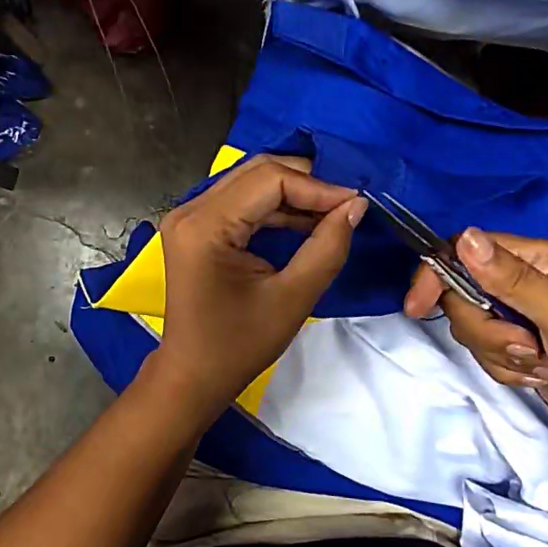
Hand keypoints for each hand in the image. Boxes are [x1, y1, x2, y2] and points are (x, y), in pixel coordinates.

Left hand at [152, 155, 366, 413]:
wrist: (193, 374)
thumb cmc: (238, 345)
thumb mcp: (292, 299)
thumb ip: (327, 247)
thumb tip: (355, 205)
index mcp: (204, 226)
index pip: (269, 181)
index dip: (317, 187)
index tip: (357, 202)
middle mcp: (190, 209)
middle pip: (257, 172)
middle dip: (307, 182)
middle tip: (348, 202)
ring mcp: (189, 215)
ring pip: (250, 181)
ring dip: (293, 192)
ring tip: (334, 211)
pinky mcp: (196, 225)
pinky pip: (241, 200)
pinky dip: (276, 206)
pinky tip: (307, 219)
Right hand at [405, 229, 547, 445]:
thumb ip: (515, 283)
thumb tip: (466, 238)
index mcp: (547, 260)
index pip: (473, 251)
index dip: (441, 273)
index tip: (419, 305)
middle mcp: (530, 283)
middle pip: (464, 291)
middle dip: (484, 326)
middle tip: (523, 346)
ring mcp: (524, 317)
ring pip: (472, 326)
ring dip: (499, 351)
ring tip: (544, 365)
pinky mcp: (522, 349)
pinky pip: (486, 352)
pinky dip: (507, 368)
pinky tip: (545, 376)